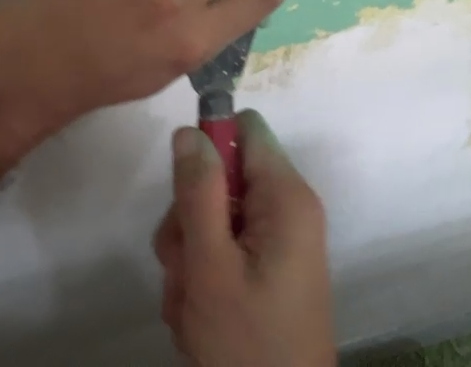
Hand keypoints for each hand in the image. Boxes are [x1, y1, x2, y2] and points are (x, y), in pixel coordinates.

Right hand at [155, 111, 334, 366]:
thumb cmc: (248, 342)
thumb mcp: (212, 265)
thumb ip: (198, 192)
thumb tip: (189, 130)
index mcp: (286, 196)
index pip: (243, 128)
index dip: (207, 144)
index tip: (185, 187)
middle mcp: (286, 210)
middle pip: (218, 177)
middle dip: (189, 219)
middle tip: (185, 264)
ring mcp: (276, 242)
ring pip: (211, 219)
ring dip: (189, 258)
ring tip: (193, 302)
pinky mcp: (265, 270)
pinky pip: (220, 252)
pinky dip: (202, 280)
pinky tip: (201, 315)